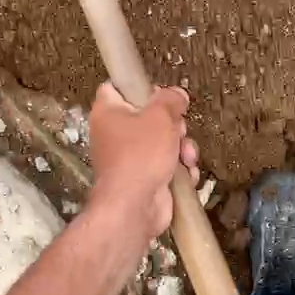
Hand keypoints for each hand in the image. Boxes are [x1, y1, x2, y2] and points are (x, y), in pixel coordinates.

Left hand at [87, 83, 197, 240]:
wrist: (135, 206)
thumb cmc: (141, 154)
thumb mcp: (160, 116)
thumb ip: (171, 99)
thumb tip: (177, 95)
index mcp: (108, 112)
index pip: (117, 88)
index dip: (140, 87)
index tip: (161, 94)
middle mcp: (114, 134)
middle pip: (149, 116)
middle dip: (173, 124)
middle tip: (179, 130)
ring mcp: (130, 158)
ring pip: (164, 142)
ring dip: (182, 148)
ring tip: (186, 157)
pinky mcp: (145, 178)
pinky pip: (167, 165)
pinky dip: (180, 169)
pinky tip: (186, 174)